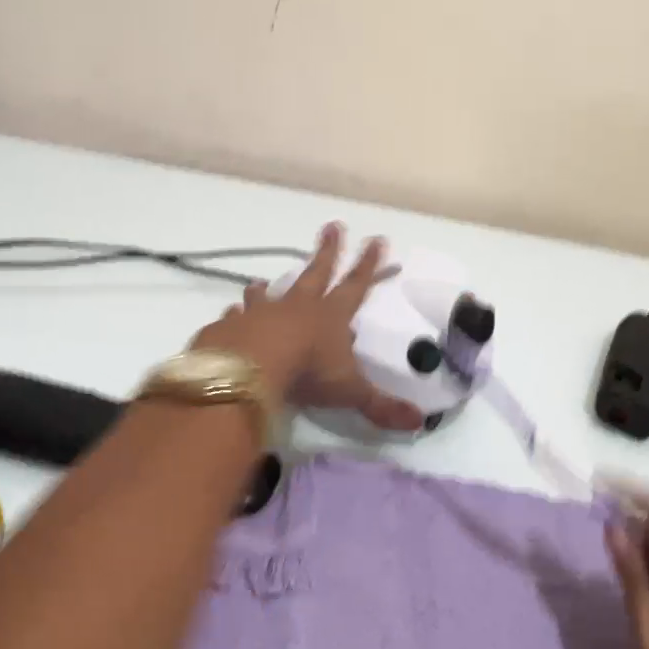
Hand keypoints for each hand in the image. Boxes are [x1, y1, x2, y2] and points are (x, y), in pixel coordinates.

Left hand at [190, 223, 423, 432]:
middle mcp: (298, 307)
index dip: (368, 264)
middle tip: (332, 226)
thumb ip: (380, 406)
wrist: (249, 367)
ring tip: (262, 279)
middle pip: (316, 272)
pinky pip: (236, 316)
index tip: (377, 239)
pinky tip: (231, 314)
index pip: (356, 285)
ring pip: (269, 293)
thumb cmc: (306, 373)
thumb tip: (417, 422)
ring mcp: (262, 312)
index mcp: (331, 316)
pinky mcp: (232, 325)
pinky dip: (236, 314)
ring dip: (268, 286)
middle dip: (327, 251)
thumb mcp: (349, 391)